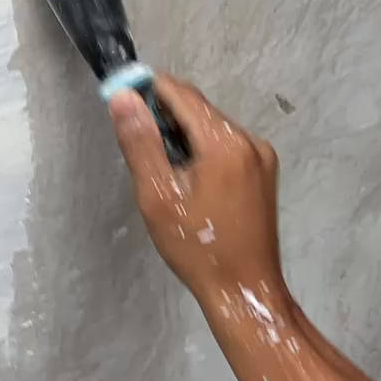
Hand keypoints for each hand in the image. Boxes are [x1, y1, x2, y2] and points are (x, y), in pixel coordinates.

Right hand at [109, 73, 281, 297]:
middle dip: (162, 111)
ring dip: (180, 130)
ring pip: (210, 125)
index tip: (118, 95)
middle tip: (131, 133)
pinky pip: (224, 142)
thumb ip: (140, 142)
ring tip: (155, 160)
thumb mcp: (156, 195)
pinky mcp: (262, 171)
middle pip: (197, 108)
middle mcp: (249, 140)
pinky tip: (183, 172)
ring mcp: (261, 155)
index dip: (146, 88)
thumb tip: (122, 96)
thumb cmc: (195, 246)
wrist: (245, 291)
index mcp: (225, 142)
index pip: (181, 94)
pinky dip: (199, 145)